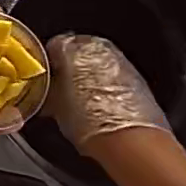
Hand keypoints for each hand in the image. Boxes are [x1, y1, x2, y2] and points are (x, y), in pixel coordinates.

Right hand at [46, 34, 168, 151]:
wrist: (128, 139)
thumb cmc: (89, 119)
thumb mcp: (55, 105)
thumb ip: (49, 90)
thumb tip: (49, 91)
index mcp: (70, 47)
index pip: (54, 46)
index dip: (50, 64)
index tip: (48, 79)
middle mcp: (96, 47)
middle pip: (78, 52)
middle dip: (72, 68)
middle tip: (65, 91)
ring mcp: (119, 59)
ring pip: (98, 63)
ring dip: (91, 77)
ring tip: (86, 102)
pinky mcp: (137, 75)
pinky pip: (116, 75)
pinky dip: (109, 86)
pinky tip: (105, 106)